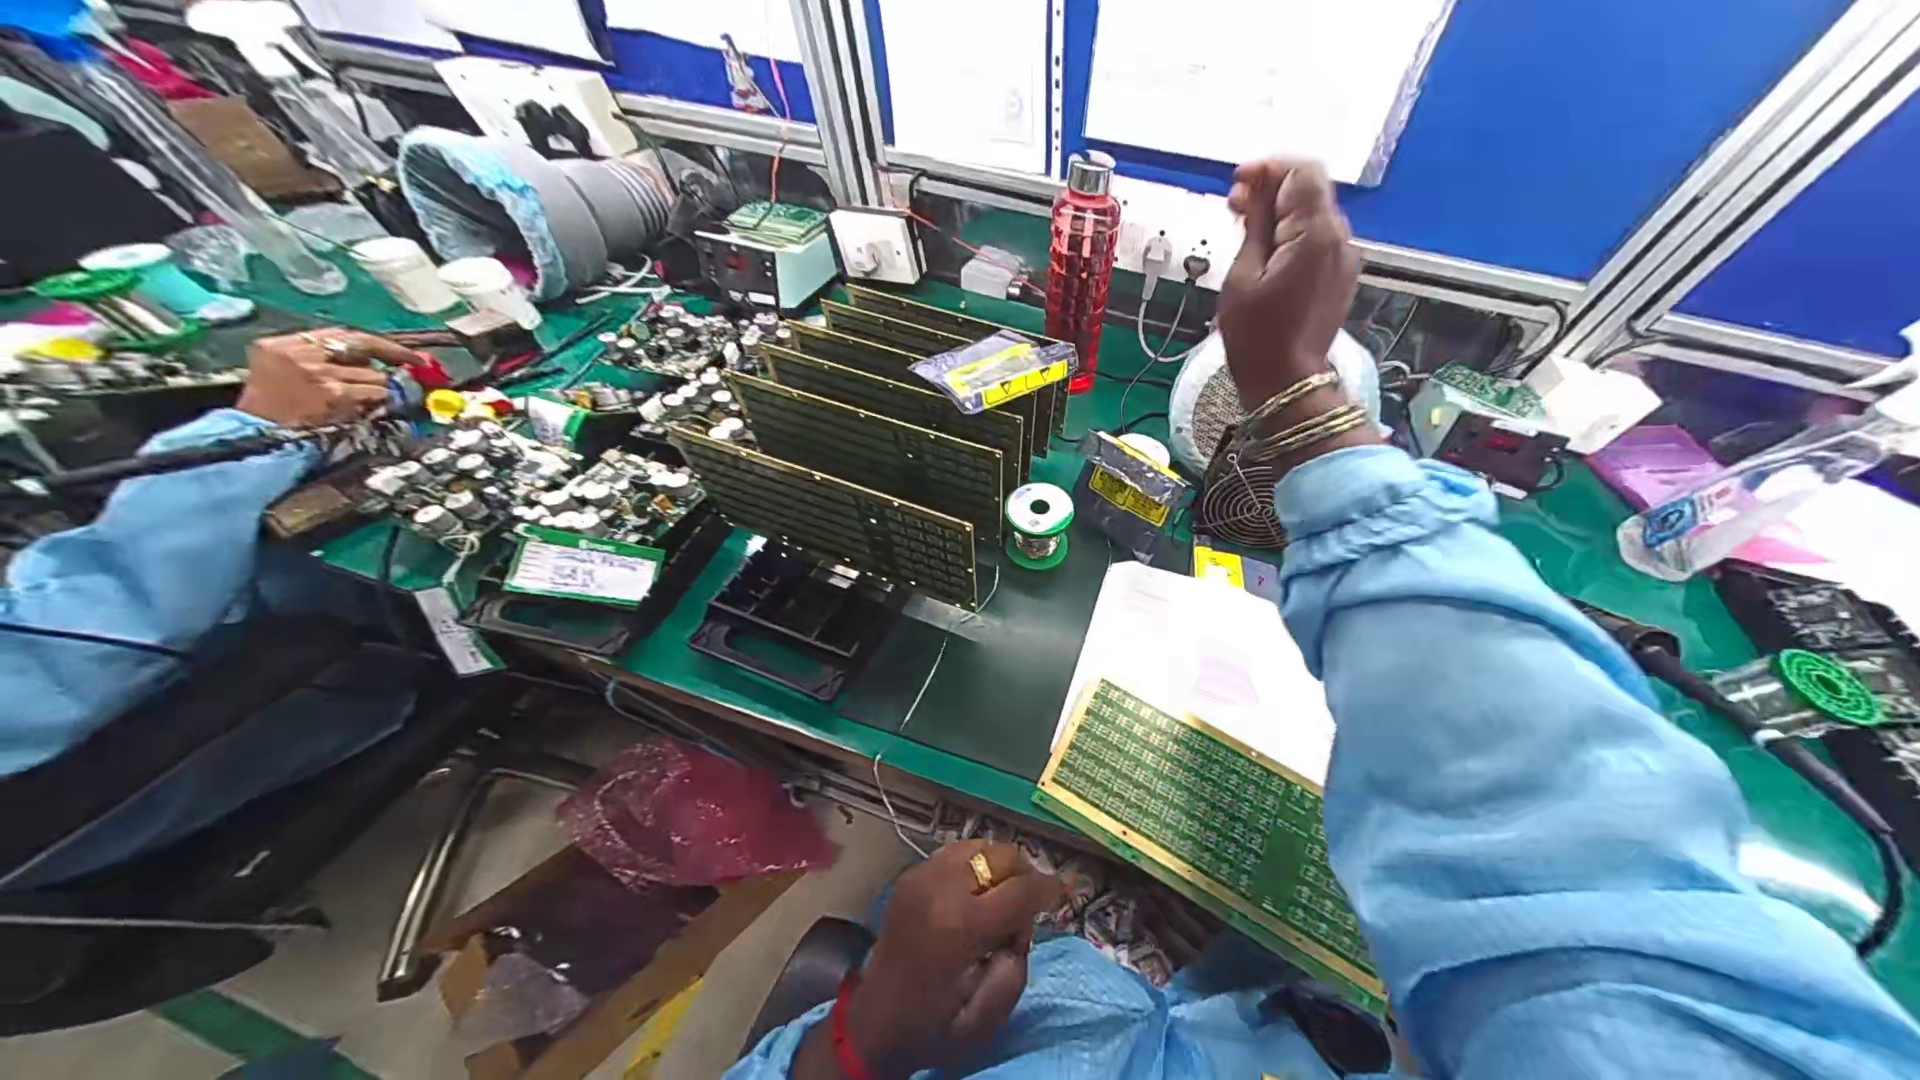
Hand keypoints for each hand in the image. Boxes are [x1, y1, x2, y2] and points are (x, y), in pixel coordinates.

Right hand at [235, 329, 416, 426]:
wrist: (261, 428)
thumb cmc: (279, 401)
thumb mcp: (288, 367)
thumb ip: (325, 356)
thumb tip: (375, 358)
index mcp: (285, 343)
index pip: (342, 333)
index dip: (378, 341)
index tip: (403, 349)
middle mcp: (300, 353)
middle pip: (361, 346)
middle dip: (394, 353)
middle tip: (417, 361)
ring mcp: (318, 372)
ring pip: (373, 373)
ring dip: (380, 385)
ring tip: (367, 395)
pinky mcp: (335, 392)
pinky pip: (375, 391)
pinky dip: (380, 398)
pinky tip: (369, 404)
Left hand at [792, 841, 1062, 1079]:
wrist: (874, 1021)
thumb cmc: (933, 1024)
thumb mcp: (986, 1015)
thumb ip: (1016, 965)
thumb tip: (1023, 923)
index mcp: (961, 924)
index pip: (1019, 889)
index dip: (1048, 888)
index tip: (1064, 892)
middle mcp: (941, 887)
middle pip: (1001, 855)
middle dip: (1023, 874)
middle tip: (1027, 905)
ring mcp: (921, 875)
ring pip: (978, 846)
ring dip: (998, 866)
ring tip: (1000, 897)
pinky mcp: (910, 875)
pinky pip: (954, 852)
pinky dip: (973, 864)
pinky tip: (974, 891)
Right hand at [1218, 160, 1361, 410]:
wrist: (1285, 383)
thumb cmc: (1255, 337)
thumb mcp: (1242, 278)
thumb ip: (1252, 227)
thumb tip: (1252, 191)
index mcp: (1315, 235)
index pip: (1302, 174)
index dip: (1268, 168)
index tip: (1236, 181)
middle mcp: (1339, 239)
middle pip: (1309, 191)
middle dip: (1271, 189)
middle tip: (1232, 205)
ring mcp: (1343, 259)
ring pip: (1312, 215)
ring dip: (1278, 213)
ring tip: (1242, 229)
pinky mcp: (1338, 276)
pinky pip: (1315, 240)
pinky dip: (1290, 235)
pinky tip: (1263, 252)